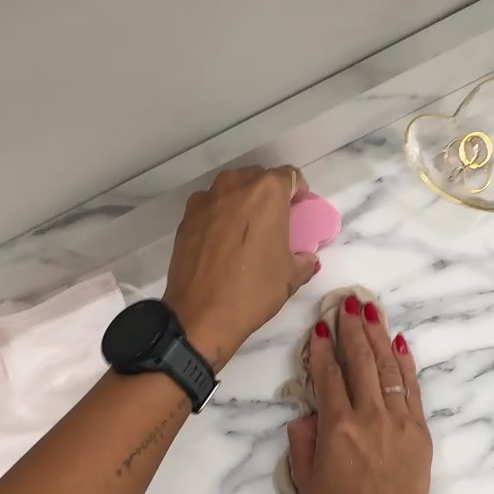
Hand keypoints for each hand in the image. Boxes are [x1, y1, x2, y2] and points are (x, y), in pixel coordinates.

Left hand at [164, 166, 320, 368]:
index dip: (297, 192)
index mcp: (267, 192)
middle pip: (258, 179)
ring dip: (241, 204)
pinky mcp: (186, 218)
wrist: (201, 316)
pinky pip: (209, 209)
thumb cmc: (253, 292)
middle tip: (272, 223)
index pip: (290, 177)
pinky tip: (221, 244)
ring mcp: (206, 200)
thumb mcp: (290, 278)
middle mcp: (235, 185)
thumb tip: (307, 258)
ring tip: (245, 233)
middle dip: (268, 196)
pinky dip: (218, 218)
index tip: (298, 210)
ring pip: (231, 191)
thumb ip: (304, 260)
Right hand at [288, 294, 438, 493]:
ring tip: (371, 312)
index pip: (328, 376)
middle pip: (361, 362)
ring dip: (378, 336)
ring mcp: (398, 421)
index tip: (320, 326)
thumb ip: (301, 440)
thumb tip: (307, 414)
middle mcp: (369, 416)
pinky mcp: (419, 430)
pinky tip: (398, 343)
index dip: (322, 348)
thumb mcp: (306, 479)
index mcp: (337, 427)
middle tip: (348, 303)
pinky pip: (412, 388)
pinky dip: (405, 363)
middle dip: (353, 329)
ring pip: (388, 368)